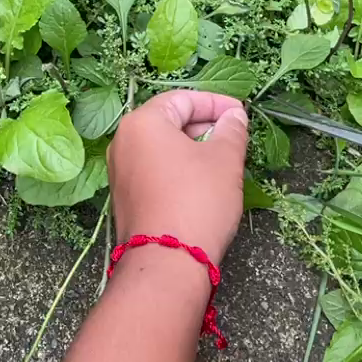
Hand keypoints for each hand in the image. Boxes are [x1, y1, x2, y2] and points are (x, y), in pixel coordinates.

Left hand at [108, 90, 249, 263]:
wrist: (167, 263)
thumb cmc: (197, 200)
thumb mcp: (225, 160)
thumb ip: (231, 130)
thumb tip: (234, 116)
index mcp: (142, 122)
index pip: (182, 99)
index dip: (215, 103)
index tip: (241, 113)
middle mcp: (123, 141)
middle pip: (169, 120)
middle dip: (205, 125)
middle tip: (236, 136)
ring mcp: (120, 170)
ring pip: (162, 146)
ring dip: (194, 148)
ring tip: (225, 158)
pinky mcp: (125, 195)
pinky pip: (154, 168)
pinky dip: (179, 167)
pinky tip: (203, 181)